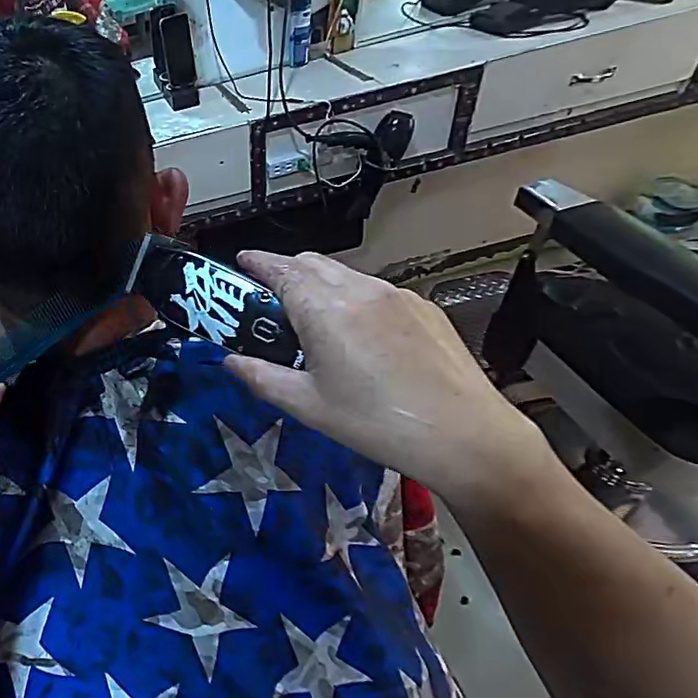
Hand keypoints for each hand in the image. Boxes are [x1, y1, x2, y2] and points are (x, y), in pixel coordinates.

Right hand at [223, 252, 557, 509]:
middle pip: (312, 262)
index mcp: (325, 310)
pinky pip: (378, 290)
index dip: (256, 262)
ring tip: (317, 322)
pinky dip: (357, 299)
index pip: (280, 269)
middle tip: (272, 299)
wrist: (465, 435)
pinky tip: (363, 337)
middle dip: (286, 271)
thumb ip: (263, 378)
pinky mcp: (424, 307)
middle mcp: (361, 290)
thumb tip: (233, 363)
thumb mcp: (310, 406)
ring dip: (322, 284)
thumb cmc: (380, 425)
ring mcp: (397, 295)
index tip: (242, 263)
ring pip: (346, 274)